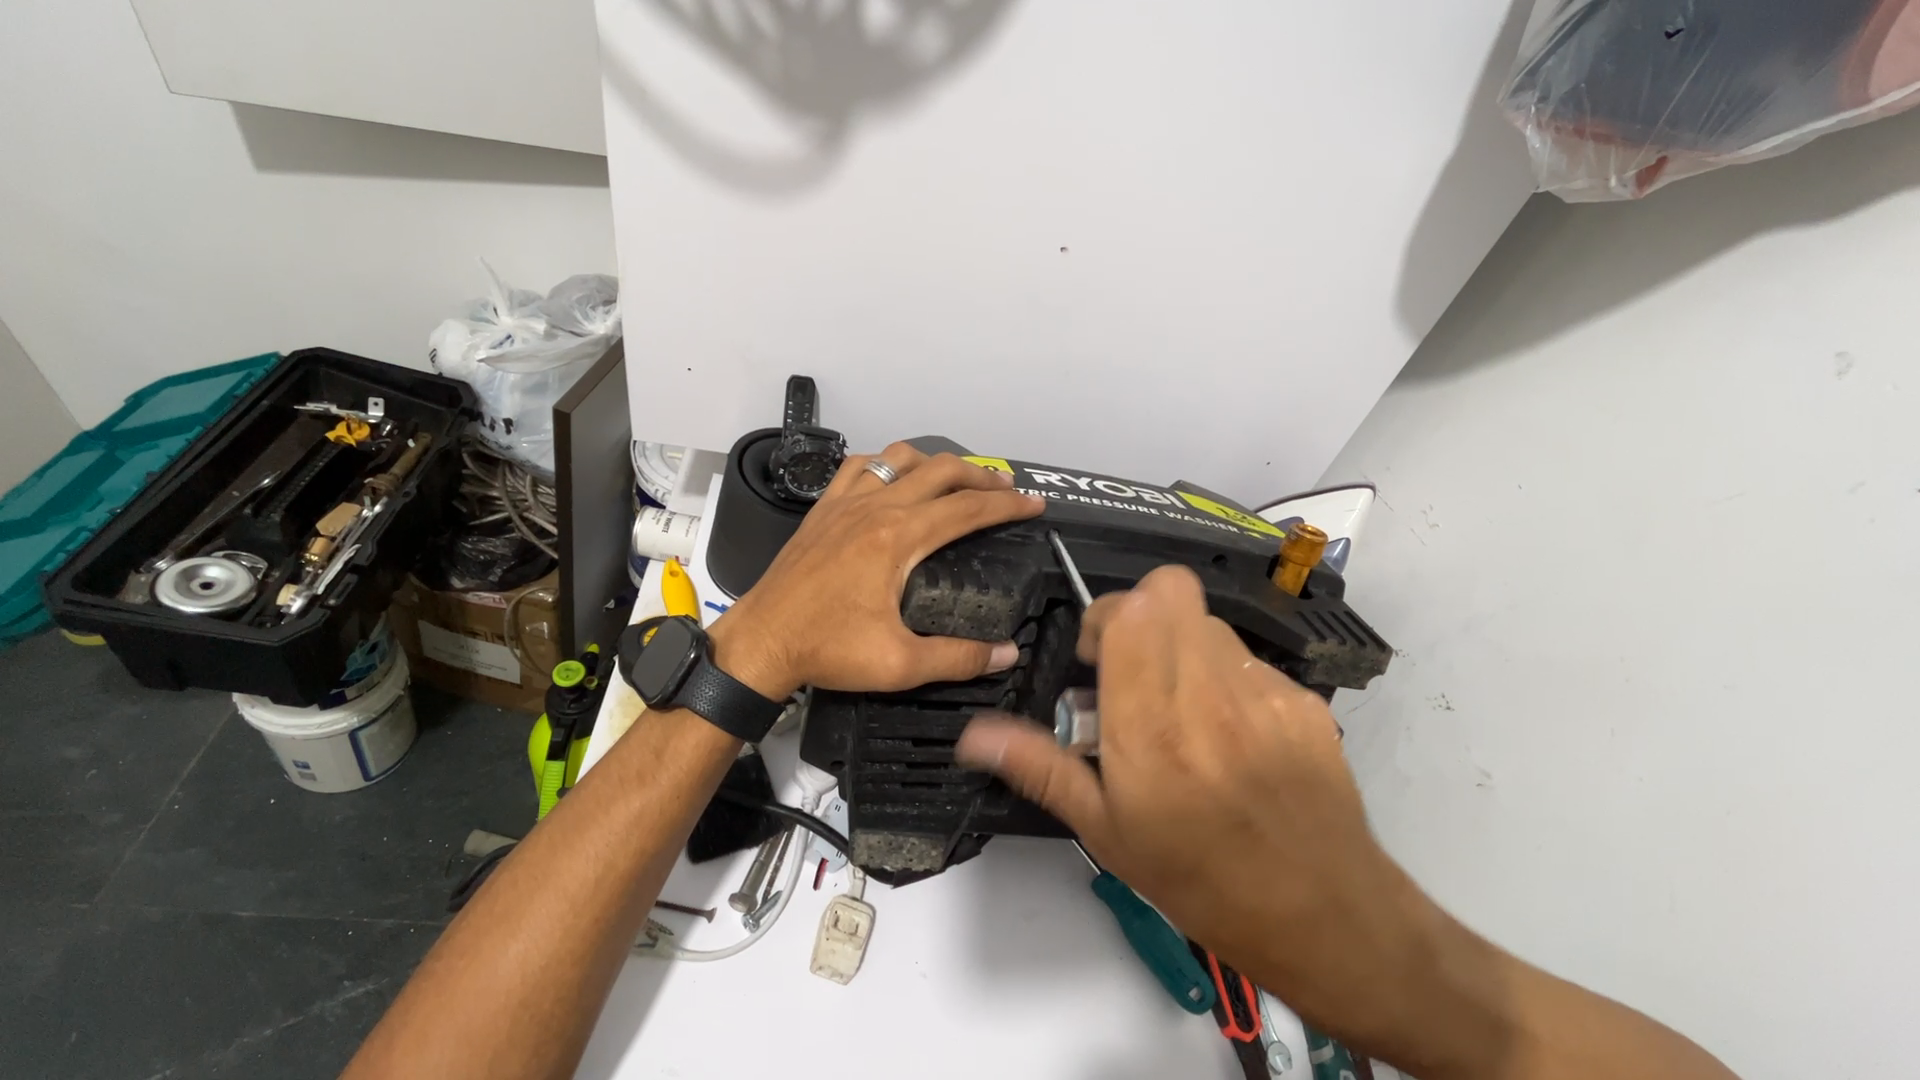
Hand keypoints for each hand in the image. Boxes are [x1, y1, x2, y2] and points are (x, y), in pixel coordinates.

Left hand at [710, 443, 1045, 699]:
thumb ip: (959, 657)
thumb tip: (1007, 653)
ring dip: (935, 463)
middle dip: (981, 477)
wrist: (761, 642)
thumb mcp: (900, 663)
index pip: (966, 509)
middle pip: (940, 471)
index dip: (1007, 505)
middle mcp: (874, 508)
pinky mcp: (821, 510)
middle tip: (1007, 490)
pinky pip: (859, 467)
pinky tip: (892, 480)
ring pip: (899, 458)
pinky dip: (886, 464)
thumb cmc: (826, 650)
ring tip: (956, 480)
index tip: (1034, 504)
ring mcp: (843, 503)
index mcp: (898, 538)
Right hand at [953, 565, 1426, 1042]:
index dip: (1106, 616)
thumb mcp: (1106, 832)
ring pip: (1211, 624)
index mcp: (1151, 728)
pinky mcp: (1305, 702)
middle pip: (1172, 592)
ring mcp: (1265, 694)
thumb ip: (1041, 767)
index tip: (1096, 659)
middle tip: (1132, 669)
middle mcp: (1209, 696)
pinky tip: (1231, 735)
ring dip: (1183, 647)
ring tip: (1182, 709)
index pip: (1132, 610)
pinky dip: (1228, 679)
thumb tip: (974, 735)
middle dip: (1141, 615)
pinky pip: (1251, 661)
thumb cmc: (1197, 880)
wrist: (1320, 915)